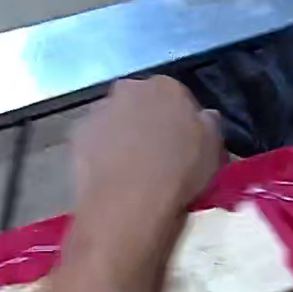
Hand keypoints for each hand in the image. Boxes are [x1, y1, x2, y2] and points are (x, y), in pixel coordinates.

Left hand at [72, 77, 223, 251]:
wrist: (128, 204)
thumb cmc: (179, 175)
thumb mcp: (215, 149)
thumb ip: (209, 124)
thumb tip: (204, 117)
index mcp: (167, 87)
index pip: (178, 96)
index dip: (182, 121)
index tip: (184, 143)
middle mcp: (129, 89)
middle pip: (142, 103)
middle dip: (149, 122)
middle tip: (159, 155)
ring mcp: (98, 110)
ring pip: (116, 120)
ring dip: (124, 135)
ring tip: (133, 169)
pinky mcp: (77, 135)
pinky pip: (96, 140)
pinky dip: (103, 152)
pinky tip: (112, 175)